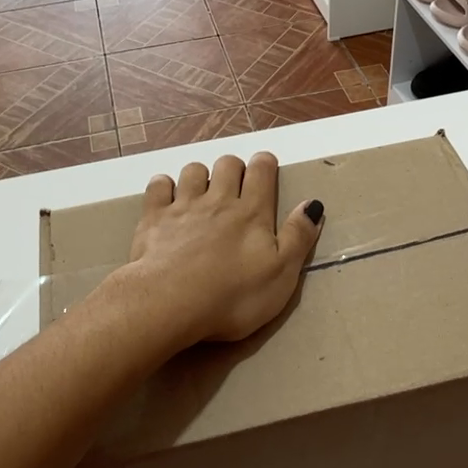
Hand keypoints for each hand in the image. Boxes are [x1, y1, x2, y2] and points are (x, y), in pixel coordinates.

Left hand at [125, 153, 324, 345]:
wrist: (170, 303)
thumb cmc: (232, 296)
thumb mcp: (281, 274)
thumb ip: (298, 237)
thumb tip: (313, 204)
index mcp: (252, 213)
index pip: (262, 172)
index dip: (265, 163)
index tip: (265, 166)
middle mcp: (218, 201)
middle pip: (227, 164)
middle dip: (234, 167)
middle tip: (236, 184)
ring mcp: (183, 206)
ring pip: (194, 170)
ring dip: (200, 175)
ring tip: (202, 191)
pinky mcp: (154, 218)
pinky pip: (159, 186)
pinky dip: (164, 186)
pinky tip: (167, 197)